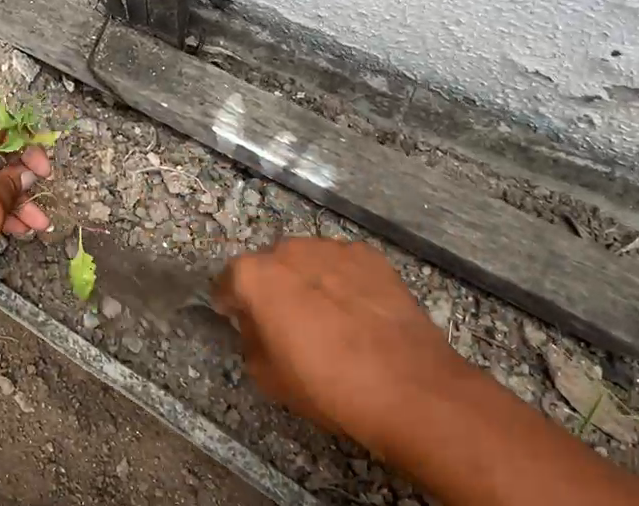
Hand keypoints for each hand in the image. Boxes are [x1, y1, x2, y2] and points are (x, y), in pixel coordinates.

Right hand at [211, 238, 472, 451]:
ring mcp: (331, 249)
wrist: (411, 390)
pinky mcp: (370, 257)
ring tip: (332, 318)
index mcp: (253, 275)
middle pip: (269, 266)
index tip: (243, 324)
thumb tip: (255, 326)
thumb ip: (249, 340)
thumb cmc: (328, 386)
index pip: (227, 282)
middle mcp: (286, 250)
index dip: (232, 305)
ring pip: (308, 262)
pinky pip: (344, 266)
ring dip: (309, 281)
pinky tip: (360, 314)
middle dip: (273, 289)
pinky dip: (345, 282)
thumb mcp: (267, 377)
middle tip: (290, 324)